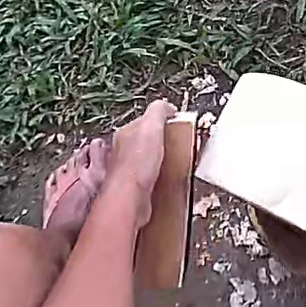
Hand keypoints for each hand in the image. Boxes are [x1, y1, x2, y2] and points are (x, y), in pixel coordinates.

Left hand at [106, 99, 174, 224]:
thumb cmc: (136, 164)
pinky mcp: (137, 187)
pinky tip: (169, 176)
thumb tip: (167, 106)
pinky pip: (153, 176)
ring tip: (179, 161)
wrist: (129, 199)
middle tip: (181, 143)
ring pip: (150, 158)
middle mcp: (124, 150)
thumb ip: (158, 111)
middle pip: (149, 140)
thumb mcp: (151, 126)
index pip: (147, 120)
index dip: (165, 120)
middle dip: (165, 141)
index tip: (178, 123)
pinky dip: (162, 175)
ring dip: (164, 159)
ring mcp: (130, 169)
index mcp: (126, 133)